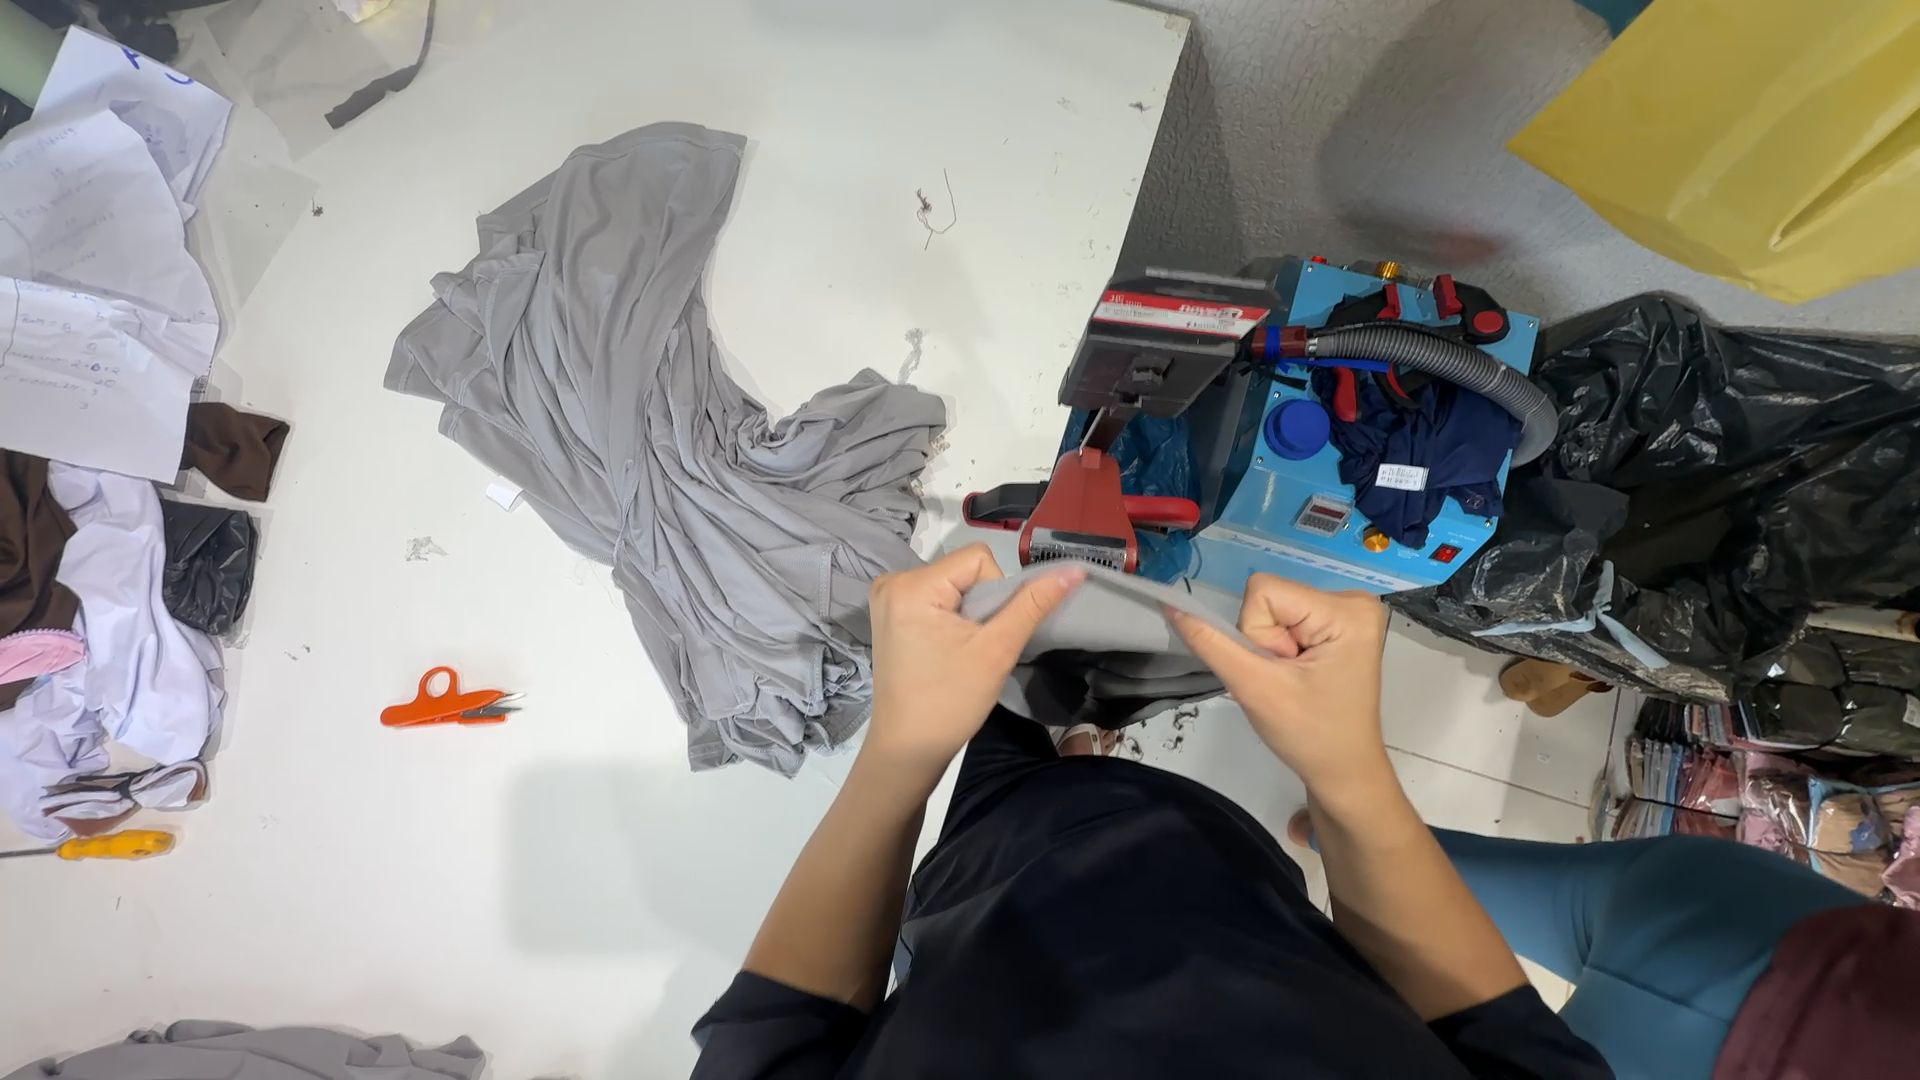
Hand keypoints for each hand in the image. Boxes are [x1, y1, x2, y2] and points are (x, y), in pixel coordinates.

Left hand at [864, 545, 1083, 774]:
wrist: (907, 749)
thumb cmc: (950, 702)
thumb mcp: (997, 650)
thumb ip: (1033, 604)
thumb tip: (1074, 569)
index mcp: (911, 585)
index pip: (979, 560)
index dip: (997, 593)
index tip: (987, 634)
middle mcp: (893, 581)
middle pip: (964, 570)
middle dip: (981, 605)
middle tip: (973, 647)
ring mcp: (887, 597)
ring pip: (953, 584)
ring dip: (968, 613)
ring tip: (958, 651)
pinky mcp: (889, 614)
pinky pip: (936, 597)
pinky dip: (951, 618)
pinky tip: (945, 649)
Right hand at [1170, 574, 1390, 792]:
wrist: (1342, 769)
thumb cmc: (1307, 733)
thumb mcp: (1252, 687)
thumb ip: (1210, 643)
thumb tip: (1172, 606)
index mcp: (1345, 611)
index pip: (1263, 592)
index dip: (1255, 632)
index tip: (1279, 669)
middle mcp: (1352, 601)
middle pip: (1268, 597)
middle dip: (1263, 639)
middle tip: (1286, 677)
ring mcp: (1348, 610)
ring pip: (1272, 607)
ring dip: (1270, 644)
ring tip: (1292, 677)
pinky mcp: (1338, 622)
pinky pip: (1284, 616)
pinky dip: (1280, 644)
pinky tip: (1299, 670)